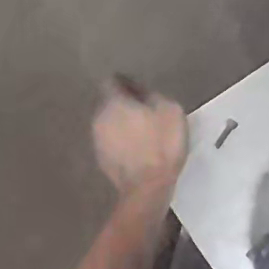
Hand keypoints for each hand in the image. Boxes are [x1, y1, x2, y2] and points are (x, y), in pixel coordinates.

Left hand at [91, 76, 186, 198]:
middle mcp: (100, 117)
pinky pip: (110, 143)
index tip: (139, 90)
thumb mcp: (171, 111)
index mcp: (115, 101)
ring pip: (108, 124)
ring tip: (140, 134)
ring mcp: (97, 140)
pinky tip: (135, 151)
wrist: (148, 187)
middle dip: (123, 105)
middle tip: (143, 112)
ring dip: (121, 125)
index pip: (111, 81)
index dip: (126, 83)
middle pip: (108, 103)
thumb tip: (143, 93)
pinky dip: (120, 143)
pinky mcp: (100, 159)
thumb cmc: (162, 145)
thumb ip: (153, 96)